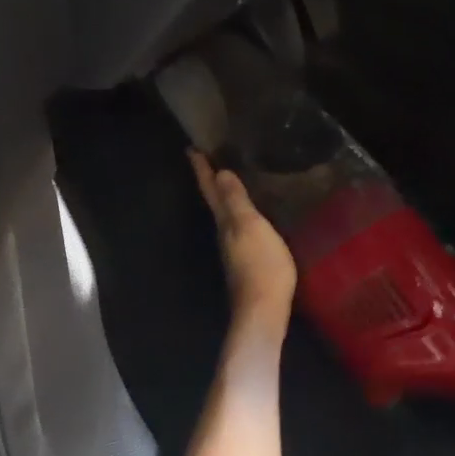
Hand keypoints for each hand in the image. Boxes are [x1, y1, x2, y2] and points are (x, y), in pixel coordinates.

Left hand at [189, 149, 296, 330]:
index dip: (201, 169)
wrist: (263, 307)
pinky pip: (239, 228)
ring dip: (225, 196)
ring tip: (231, 179)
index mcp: (225, 221)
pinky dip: (239, 214)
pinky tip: (249, 214)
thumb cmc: (260, 264)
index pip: (210, 189)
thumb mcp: (250, 226)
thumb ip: (236, 201)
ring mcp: (234, 248)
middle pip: (214, 201)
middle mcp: (224, 233)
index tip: (190, 148)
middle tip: (210, 158)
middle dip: (211, 180)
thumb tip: (219, 173)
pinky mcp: (246, 260)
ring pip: (225, 214)